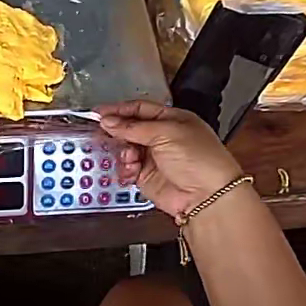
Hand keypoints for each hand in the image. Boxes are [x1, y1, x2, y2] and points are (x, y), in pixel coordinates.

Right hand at [97, 101, 242, 218]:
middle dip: (117, 132)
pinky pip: (127, 168)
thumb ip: (133, 127)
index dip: (119, 110)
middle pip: (130, 129)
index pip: (140, 109)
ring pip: (125, 149)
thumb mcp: (166, 134)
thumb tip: (107, 121)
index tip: (98, 113)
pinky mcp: (146, 176)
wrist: (207, 196)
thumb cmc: (197, 157)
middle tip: (101, 134)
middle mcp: (161, 137)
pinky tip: (131, 172)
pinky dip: (125, 169)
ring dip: (123, 152)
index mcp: (171, 119)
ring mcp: (153, 157)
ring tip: (128, 158)